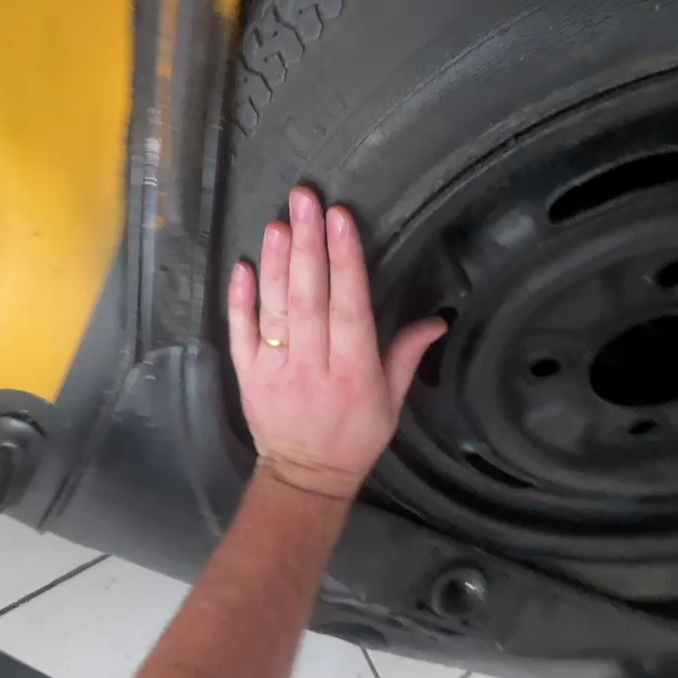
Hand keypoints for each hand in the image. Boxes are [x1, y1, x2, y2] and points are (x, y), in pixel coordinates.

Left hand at [226, 187, 448, 499]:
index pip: (350, 307)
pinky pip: (241, 333)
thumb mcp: (390, 405)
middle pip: (309, 298)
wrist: (304, 478)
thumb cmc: (353, 439)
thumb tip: (437, 319)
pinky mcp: (248, 376)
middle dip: (306, 245)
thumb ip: (406, 358)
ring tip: (278, 223)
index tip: (340, 219)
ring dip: (275, 264)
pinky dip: (240, 300)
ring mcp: (275, 370)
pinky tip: (244, 267)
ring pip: (275, 309)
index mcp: (353, 373)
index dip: (345, 261)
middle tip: (303, 199)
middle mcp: (312, 367)